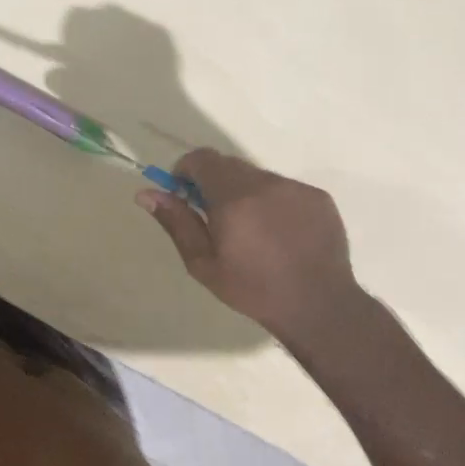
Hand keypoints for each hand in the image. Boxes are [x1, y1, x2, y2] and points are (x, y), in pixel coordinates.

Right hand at [137, 148, 367, 338]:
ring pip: (256, 176)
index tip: (184, 196)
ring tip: (250, 230)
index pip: (201, 159)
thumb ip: (175, 221)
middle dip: (213, 183)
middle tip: (214, 218)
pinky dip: (271, 201)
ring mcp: (296, 188)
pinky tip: (277, 233)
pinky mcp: (319, 197)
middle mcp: (266, 184)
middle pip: (228, 165)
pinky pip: (284, 188)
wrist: (319, 306)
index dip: (186, 171)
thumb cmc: (252, 288)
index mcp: (234, 198)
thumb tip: (146, 193)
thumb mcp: (201, 262)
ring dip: (243, 192)